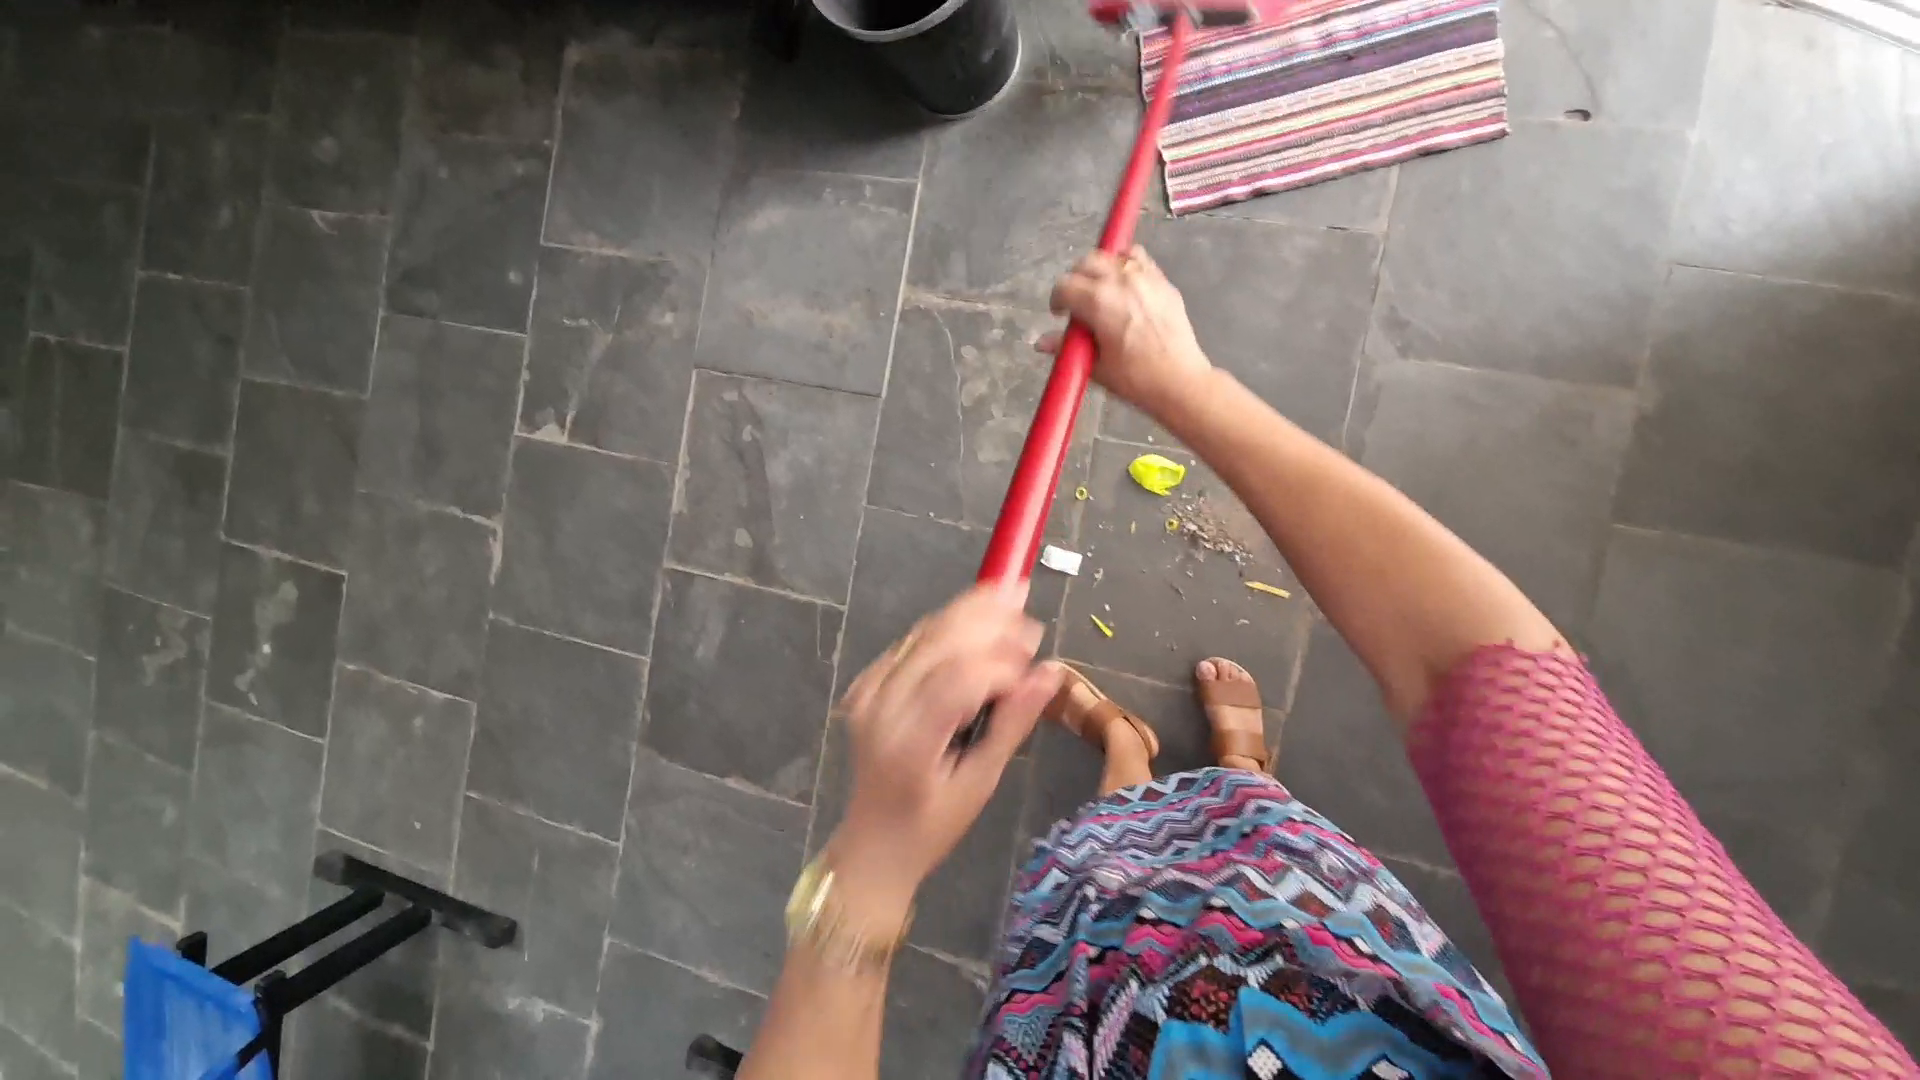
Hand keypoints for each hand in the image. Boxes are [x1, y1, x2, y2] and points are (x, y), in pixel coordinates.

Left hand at [828, 583, 1063, 921]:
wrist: (874, 843)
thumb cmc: (933, 825)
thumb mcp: (981, 783)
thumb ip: (1012, 723)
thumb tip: (1051, 672)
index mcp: (909, 741)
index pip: (957, 680)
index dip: (1000, 661)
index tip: (1036, 657)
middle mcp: (881, 707)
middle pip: (937, 645)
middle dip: (986, 621)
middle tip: (1027, 608)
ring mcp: (868, 692)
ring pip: (922, 635)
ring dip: (967, 613)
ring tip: (1010, 597)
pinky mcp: (866, 685)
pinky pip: (910, 643)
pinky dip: (945, 627)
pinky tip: (975, 619)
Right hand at [1039, 246, 1212, 415]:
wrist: (1179, 380)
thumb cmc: (1134, 378)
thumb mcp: (1095, 365)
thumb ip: (1066, 347)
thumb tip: (1040, 343)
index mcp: (1099, 301)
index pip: (1065, 285)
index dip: (1057, 300)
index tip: (1059, 314)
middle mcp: (1121, 280)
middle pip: (1087, 262)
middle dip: (1076, 279)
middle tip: (1078, 302)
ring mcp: (1145, 277)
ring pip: (1113, 255)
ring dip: (1102, 269)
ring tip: (1102, 290)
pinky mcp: (1163, 282)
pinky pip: (1140, 259)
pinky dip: (1127, 266)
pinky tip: (1127, 287)